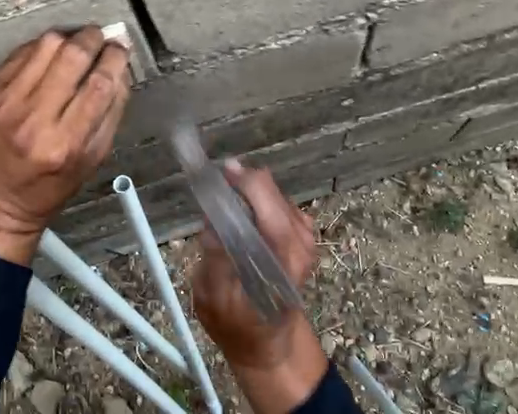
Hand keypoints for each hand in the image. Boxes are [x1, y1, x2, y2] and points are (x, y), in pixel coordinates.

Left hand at [0, 26, 132, 264]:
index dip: (115, 59)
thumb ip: (112, 111)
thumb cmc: (49, 184)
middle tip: (100, 39)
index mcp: (66, 143)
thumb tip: (121, 66)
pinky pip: (24, 51)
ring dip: (68, 38)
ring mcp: (7, 102)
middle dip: (94, 39)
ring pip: (47, 44)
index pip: (99, 84)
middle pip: (73, 55)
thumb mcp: (93, 158)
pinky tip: (50, 59)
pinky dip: (43, 48)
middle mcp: (34, 120)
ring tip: (76, 47)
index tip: (120, 50)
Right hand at [191, 162, 328, 413]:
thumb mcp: (214, 302)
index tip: (220, 174)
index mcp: (281, 260)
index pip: (268, 206)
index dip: (244, 184)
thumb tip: (212, 225)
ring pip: (274, 194)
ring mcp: (305, 238)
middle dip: (242, 183)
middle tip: (214, 186)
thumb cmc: (237, 325)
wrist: (269, 344)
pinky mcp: (303, 235)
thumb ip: (215, 264)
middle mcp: (300, 244)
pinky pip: (279, 203)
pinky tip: (244, 215)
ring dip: (249, 192)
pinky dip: (259, 201)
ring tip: (225, 202)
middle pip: (271, 192)